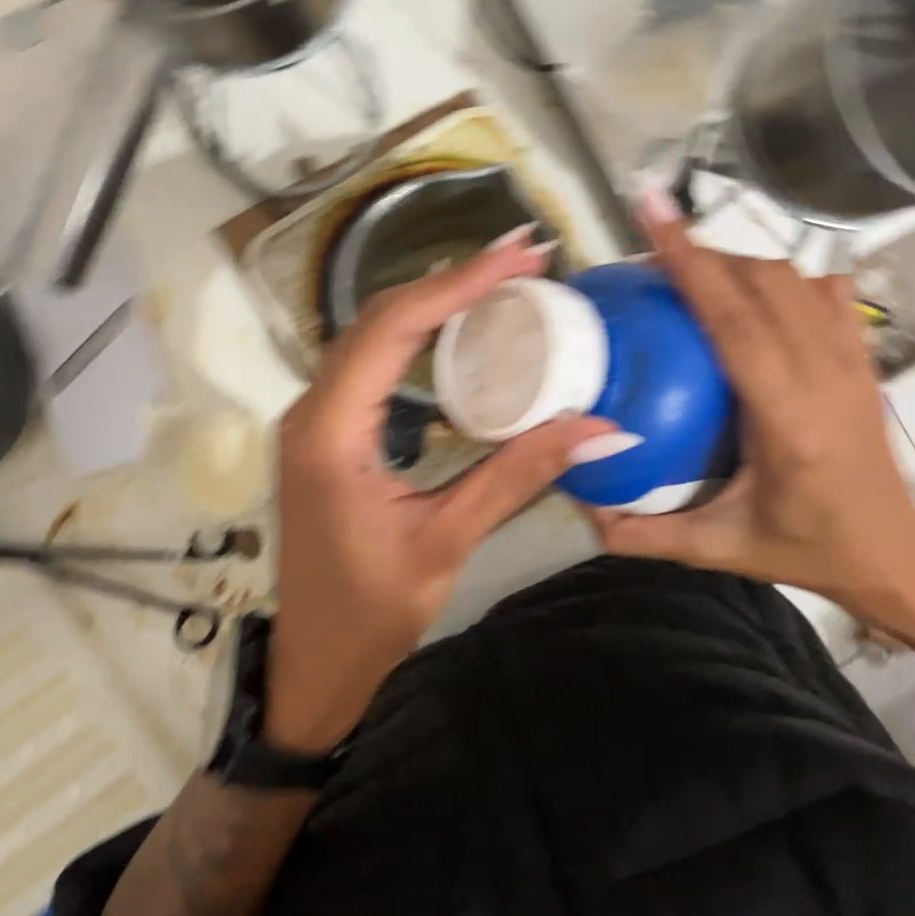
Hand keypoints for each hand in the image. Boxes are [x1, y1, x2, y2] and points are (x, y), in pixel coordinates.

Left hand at [267, 228, 618, 752]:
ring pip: (372, 335)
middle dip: (452, 281)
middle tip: (523, 258)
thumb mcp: (449, 540)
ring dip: (434, 303)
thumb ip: (519, 476)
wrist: (316, 659)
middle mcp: (312, 410)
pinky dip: (416, 337)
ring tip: (502, 281)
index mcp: (330, 431)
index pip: (393, 328)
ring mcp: (314, 419)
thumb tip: (602, 428)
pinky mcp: (327, 432)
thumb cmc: (372, 610)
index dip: (458, 284)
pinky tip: (458, 330)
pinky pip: (370, 363)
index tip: (519, 256)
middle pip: (380, 318)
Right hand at [588, 192, 914, 599]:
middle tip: (648, 261)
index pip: (734, 322)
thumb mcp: (715, 549)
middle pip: (762, 284)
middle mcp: (825, 375)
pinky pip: (825, 293)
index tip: (652, 211)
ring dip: (738, 264)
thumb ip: (641, 535)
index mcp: (787, 420)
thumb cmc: (803, 549)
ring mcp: (852, 361)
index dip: (689, 262)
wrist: (889, 554)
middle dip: (703, 255)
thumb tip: (578, 502)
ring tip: (692, 273)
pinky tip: (754, 293)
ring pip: (793, 280)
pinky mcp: (864, 358)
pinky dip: (784, 278)